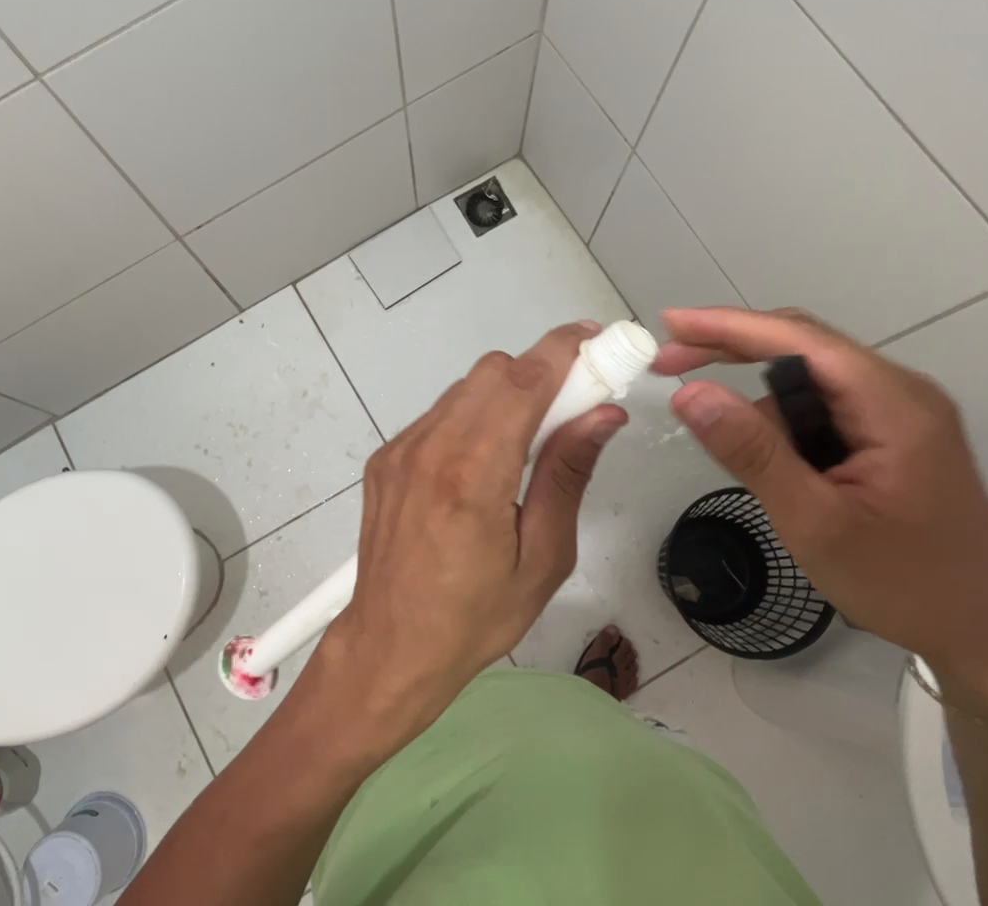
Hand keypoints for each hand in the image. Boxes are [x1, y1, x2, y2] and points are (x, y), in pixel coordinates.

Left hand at [319, 321, 627, 743]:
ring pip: (463, 390)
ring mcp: (400, 451)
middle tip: (573, 404)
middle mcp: (429, 448)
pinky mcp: (384, 461)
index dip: (563, 351)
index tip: (598, 341)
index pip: (523, 382)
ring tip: (529, 441)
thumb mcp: (543, 557)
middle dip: (538, 373)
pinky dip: (471, 418)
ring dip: (504, 395)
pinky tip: (484, 463)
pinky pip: (437, 416)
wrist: (390, 646)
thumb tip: (603, 414)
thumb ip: (568, 475)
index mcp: (473, 474)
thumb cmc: (476, 617)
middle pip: (491, 372)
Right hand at [658, 307, 987, 722]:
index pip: (800, 340)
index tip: (669, 323)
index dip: (729, 326)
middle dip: (732, 350)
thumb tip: (690, 393)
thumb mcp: (813, 521)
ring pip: (811, 381)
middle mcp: (902, 394)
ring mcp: (902, 415)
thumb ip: (751, 453)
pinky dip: (782, 422)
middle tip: (667, 365)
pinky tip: (764, 456)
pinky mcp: (894, 438)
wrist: (981, 634)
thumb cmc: (902, 583)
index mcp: (894, 404)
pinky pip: (825, 409)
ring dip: (758, 397)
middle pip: (804, 348)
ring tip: (723, 444)